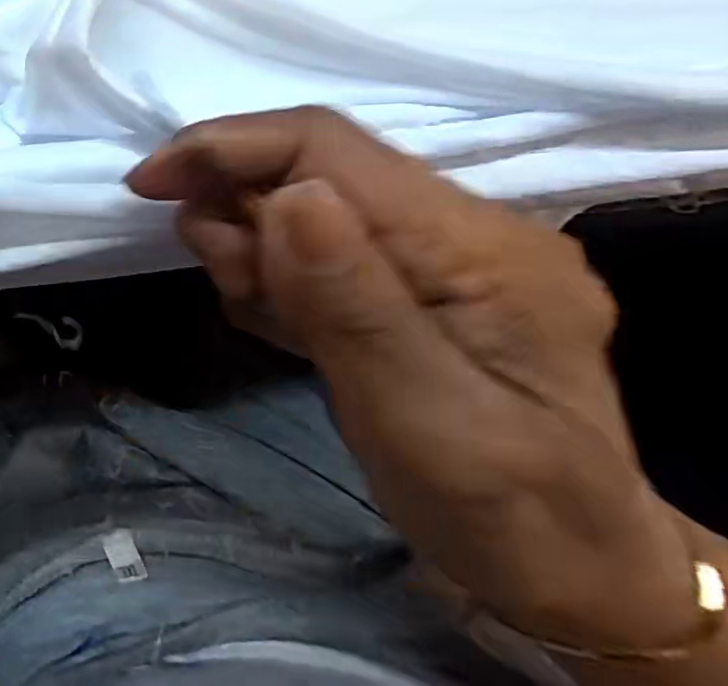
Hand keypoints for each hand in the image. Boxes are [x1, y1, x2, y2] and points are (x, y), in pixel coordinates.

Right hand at [127, 107, 701, 651]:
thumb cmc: (512, 519)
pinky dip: (274, 270)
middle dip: (237, 202)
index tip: (150, 181)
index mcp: (480, 246)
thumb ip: (356, 309)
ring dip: (252, 243)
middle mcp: (462, 228)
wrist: (577, 580)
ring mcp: (438, 254)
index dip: (229, 147)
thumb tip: (291, 197)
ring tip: (254, 308)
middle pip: (314, 168)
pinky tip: (276, 315)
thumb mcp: (429, 426)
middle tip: (220, 277)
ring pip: (307, 205)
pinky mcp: (410, 281)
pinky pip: (318, 248)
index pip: (333, 149)